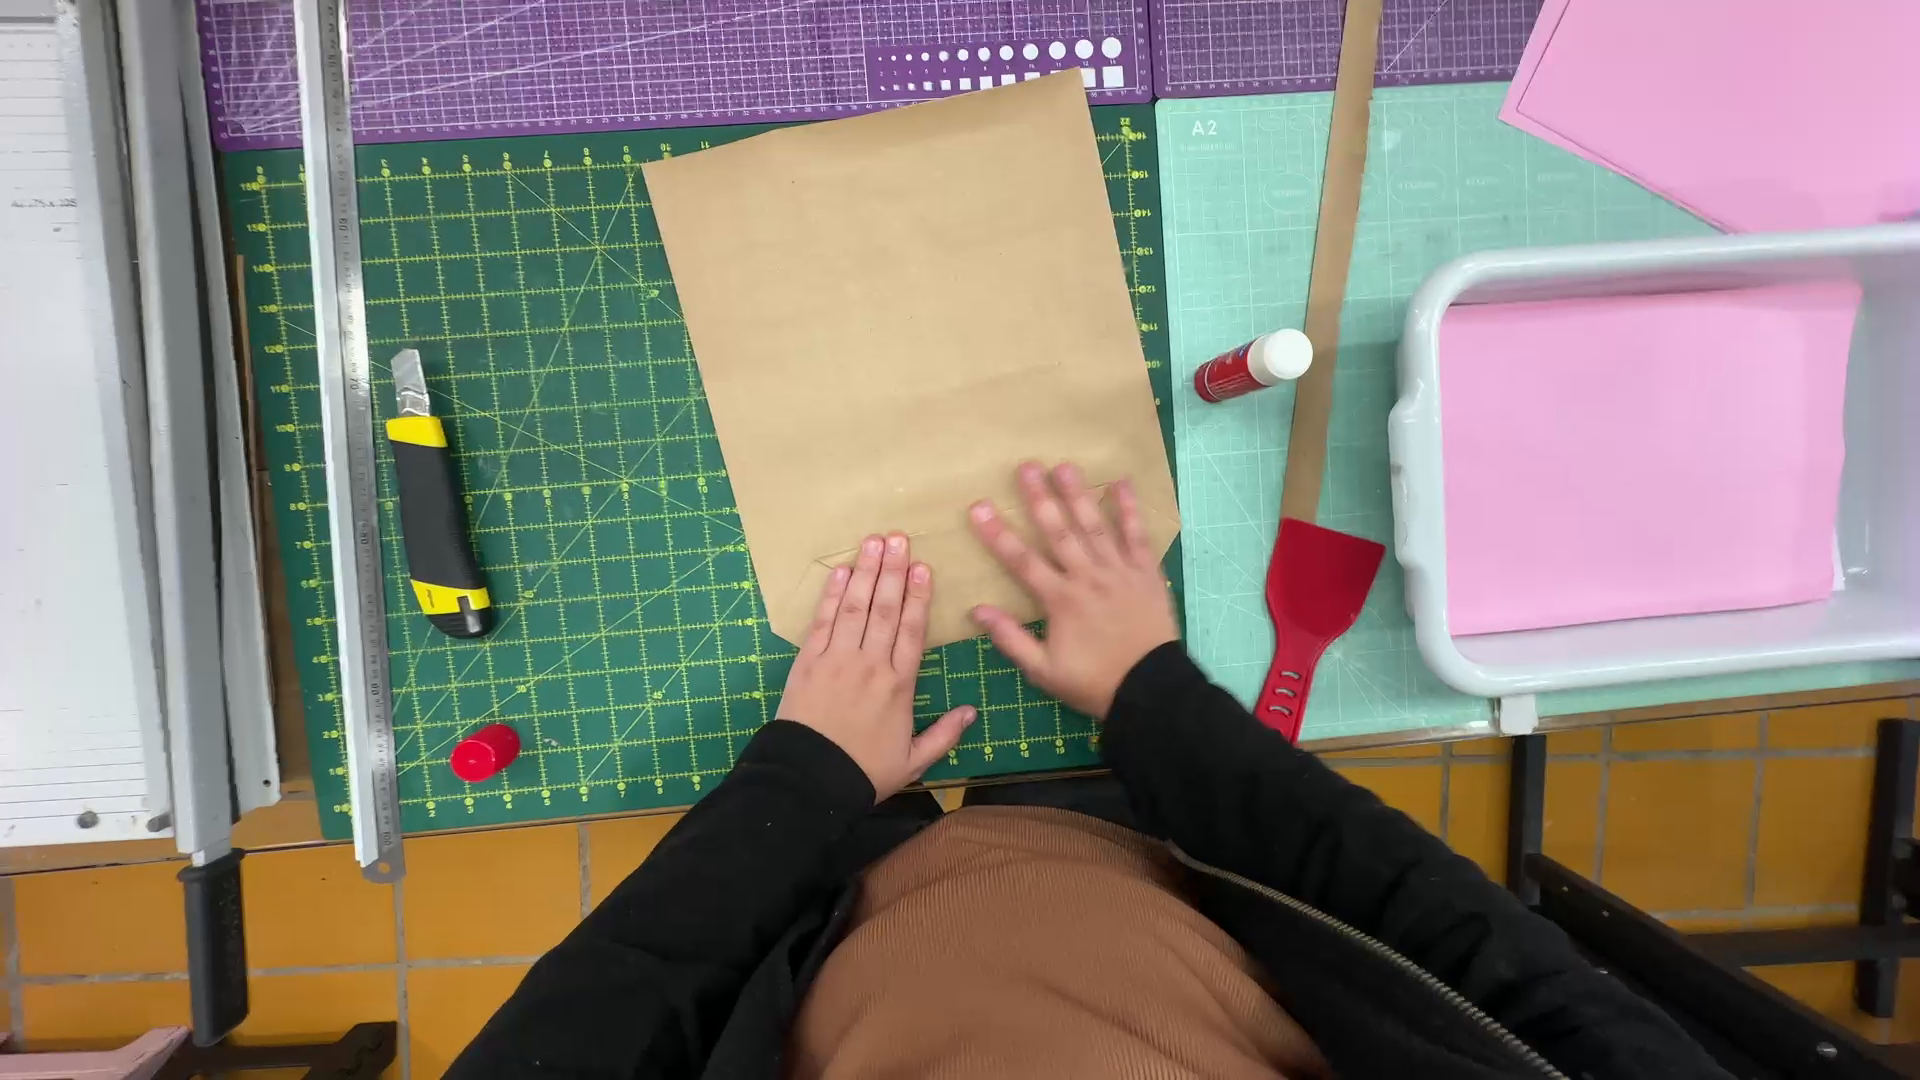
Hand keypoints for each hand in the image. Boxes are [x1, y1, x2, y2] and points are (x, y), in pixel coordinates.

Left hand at [776, 532, 976, 801]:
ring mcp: (837, 659)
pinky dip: (831, 594)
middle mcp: (871, 664)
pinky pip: (823, 621)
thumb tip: (972, 711)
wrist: (809, 781)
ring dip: (865, 572)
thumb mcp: (913, 761)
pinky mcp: (808, 661)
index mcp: (900, 685)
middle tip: (898, 538)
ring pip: (855, 607)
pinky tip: (840, 571)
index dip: (919, 597)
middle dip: (893, 571)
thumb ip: (944, 734)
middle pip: (885, 609)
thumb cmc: (863, 772)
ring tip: (873, 542)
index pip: (912, 631)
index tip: (923, 567)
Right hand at [968, 462, 1178, 719]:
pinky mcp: (1146, 573)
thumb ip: (1010, 638)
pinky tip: (1120, 484)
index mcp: (1060, 600)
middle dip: (1040, 498)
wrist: (1151, 691)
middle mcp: (1087, 578)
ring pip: (1095, 526)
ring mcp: (1119, 572)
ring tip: (1064, 466)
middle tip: (1026, 467)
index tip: (979, 507)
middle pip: (1059, 531)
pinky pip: (1137, 536)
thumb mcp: (1043, 670)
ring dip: (1078, 495)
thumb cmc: (1093, 682)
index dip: (998, 534)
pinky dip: (1129, 509)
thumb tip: (977, 610)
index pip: (1021, 561)